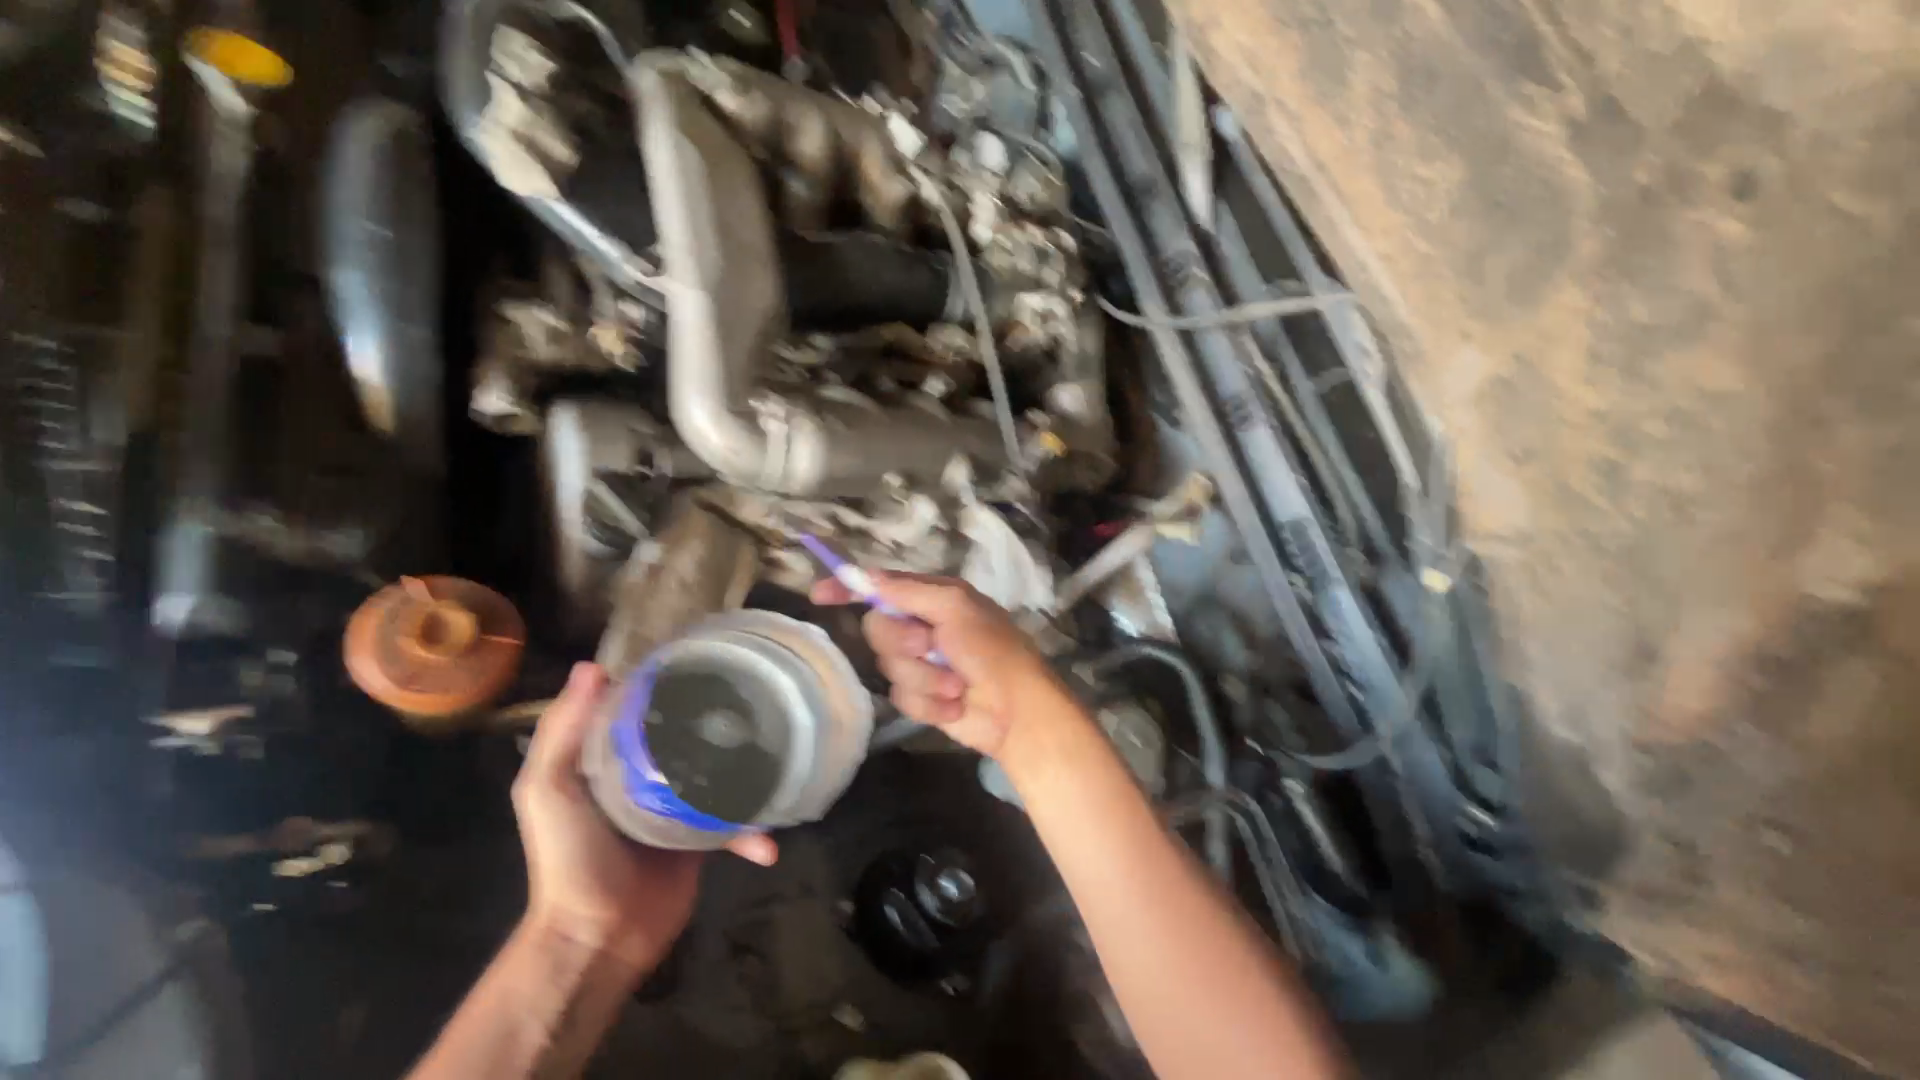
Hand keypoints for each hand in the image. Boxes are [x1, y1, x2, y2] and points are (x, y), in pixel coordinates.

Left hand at [512, 663, 776, 971]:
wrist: (595, 937)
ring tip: (776, 763)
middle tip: (754, 705)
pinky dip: (752, 836)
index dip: (663, 687)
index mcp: (606, 763)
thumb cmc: (567, 858)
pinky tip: (767, 845)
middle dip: (717, 725)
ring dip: (746, 777)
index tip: (699, 662)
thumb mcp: (547, 790)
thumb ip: (562, 732)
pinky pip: (734, 828)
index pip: (638, 712)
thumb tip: (593, 667)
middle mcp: (643, 781)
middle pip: (686, 740)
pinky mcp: (700, 845)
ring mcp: (676, 812)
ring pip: (719, 779)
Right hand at [811, 571, 1072, 760]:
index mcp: (933, 598)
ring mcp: (921, 664)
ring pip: (888, 667)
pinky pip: (901, 697)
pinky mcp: (922, 699)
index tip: (819, 595)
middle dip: (901, 643)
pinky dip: (929, 703)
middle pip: (877, 629)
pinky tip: (954, 705)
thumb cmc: (994, 651)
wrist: (1018, 711)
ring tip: (956, 683)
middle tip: (929, 646)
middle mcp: (922, 626)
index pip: (880, 587)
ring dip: (924, 678)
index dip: (848, 588)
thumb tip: (864, 575)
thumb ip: (907, 591)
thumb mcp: (955, 608)